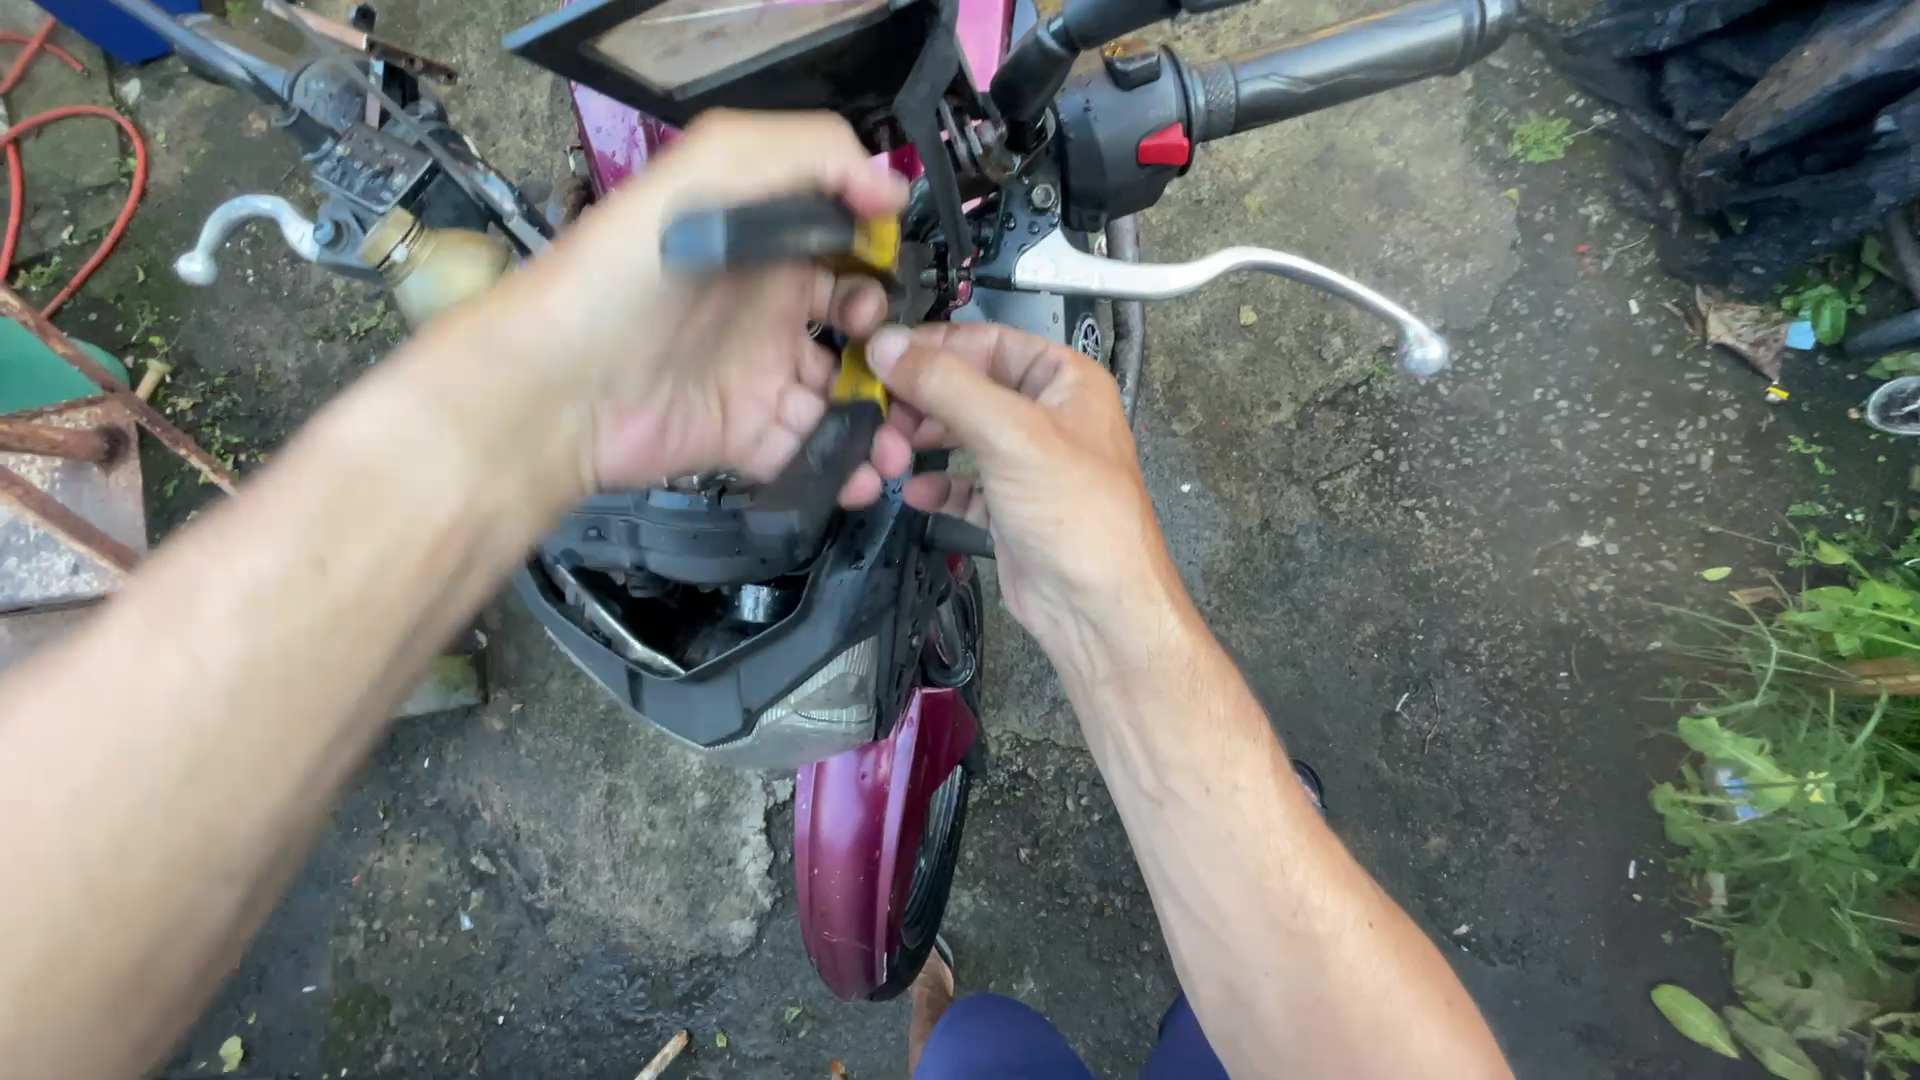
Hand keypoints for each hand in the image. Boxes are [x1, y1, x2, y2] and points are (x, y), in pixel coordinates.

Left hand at [503, 110, 915, 498]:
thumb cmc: (623, 275)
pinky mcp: (746, 437)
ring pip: (842, 401)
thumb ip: (807, 156)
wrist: (561, 387)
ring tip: (900, 447)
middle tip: (908, 380)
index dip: (878, 274)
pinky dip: (842, 468)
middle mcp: (767, 315)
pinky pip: (808, 452)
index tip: (891, 296)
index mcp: (765, 251)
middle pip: (855, 338)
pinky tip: (862, 475)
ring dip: (881, 422)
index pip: (844, 258)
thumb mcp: (709, 172)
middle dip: (892, 359)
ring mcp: (759, 380)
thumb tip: (891, 187)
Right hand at [862, 323, 1189, 668]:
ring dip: (919, 443)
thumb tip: (886, 347)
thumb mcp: (1010, 433)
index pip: (988, 341)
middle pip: (967, 389)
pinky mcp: (1009, 507)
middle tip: (881, 419)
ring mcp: (1027, 463)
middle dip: (920, 403)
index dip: (934, 347)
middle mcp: (1047, 416)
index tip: (883, 356)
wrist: (1094, 607)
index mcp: (1064, 381)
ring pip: (959, 436)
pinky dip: (936, 486)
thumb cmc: (1076, 514)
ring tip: (888, 457)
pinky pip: (962, 485)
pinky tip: (914, 492)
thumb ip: (946, 385)